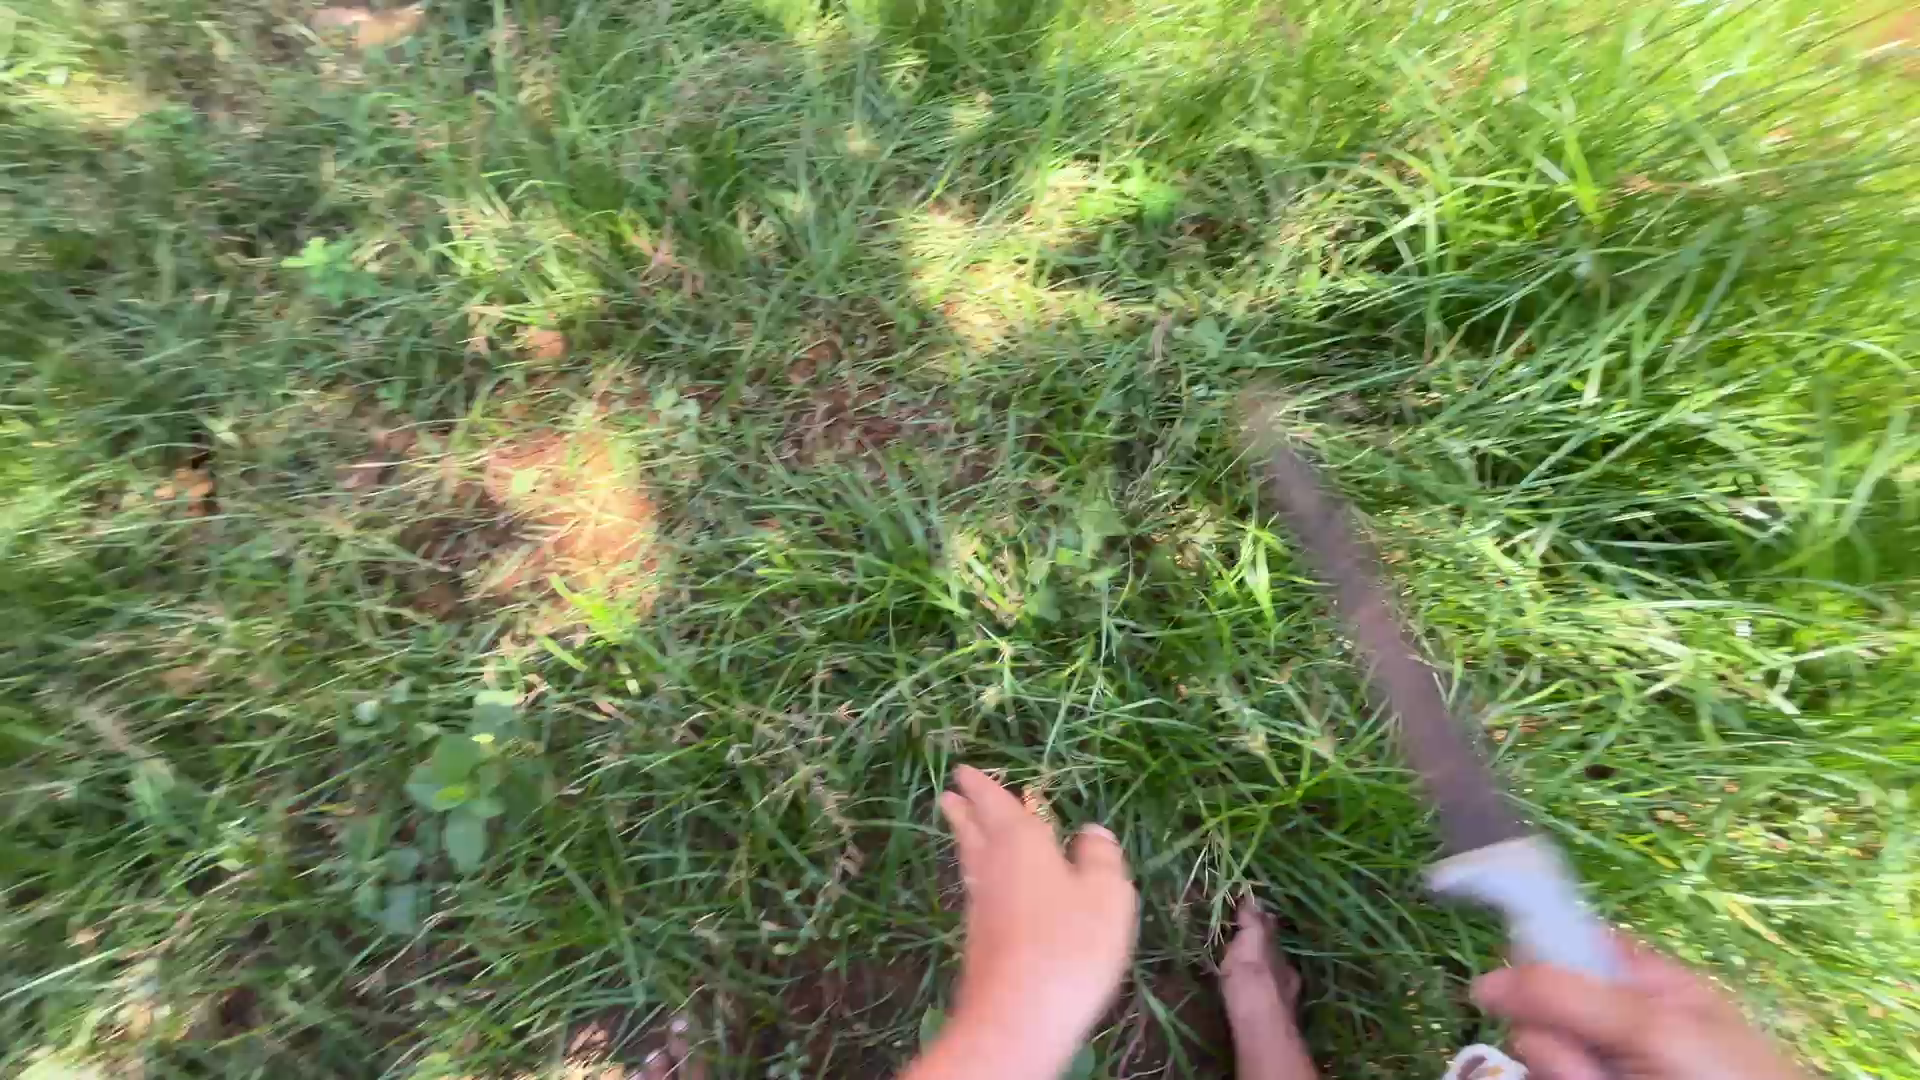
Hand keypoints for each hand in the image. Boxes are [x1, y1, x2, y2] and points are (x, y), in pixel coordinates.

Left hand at [912, 765, 1136, 1079]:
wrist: (1018, 1017)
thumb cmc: (1069, 946)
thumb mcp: (1106, 897)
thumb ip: (1100, 859)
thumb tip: (1092, 831)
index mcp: (1022, 842)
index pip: (997, 803)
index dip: (982, 786)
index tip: (963, 771)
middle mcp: (993, 864)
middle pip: (974, 827)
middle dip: (963, 807)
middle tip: (948, 791)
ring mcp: (981, 901)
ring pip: (970, 855)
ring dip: (964, 834)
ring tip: (956, 821)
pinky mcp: (979, 935)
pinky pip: (976, 884)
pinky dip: (975, 869)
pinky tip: (982, 880)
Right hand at [1472, 939, 1809, 1079]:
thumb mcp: (1651, 1026)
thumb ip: (1564, 992)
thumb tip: (1477, 984)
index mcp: (1637, 976)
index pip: (1553, 938)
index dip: (1527, 951)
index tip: (1516, 974)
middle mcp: (1614, 1013)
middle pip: (1535, 999)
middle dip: (1551, 1031)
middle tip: (1588, 1058)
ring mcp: (1607, 1057)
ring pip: (1538, 1046)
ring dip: (1561, 1067)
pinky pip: (1548, 1074)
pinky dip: (1561, 1079)